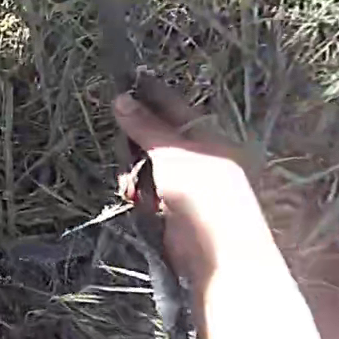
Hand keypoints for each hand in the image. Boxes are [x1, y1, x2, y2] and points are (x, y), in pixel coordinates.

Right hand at [112, 90, 267, 284]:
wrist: (217, 256)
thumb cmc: (205, 197)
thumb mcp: (174, 154)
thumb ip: (146, 128)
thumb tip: (120, 99)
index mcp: (207, 138)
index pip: (173, 107)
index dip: (149, 96)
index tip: (123, 82)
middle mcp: (195, 157)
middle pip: (152, 136)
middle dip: (134, 142)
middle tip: (122, 147)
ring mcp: (182, 183)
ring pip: (143, 163)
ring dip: (133, 172)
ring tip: (133, 188)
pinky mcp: (168, 206)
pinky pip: (144, 189)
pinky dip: (136, 193)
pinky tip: (136, 201)